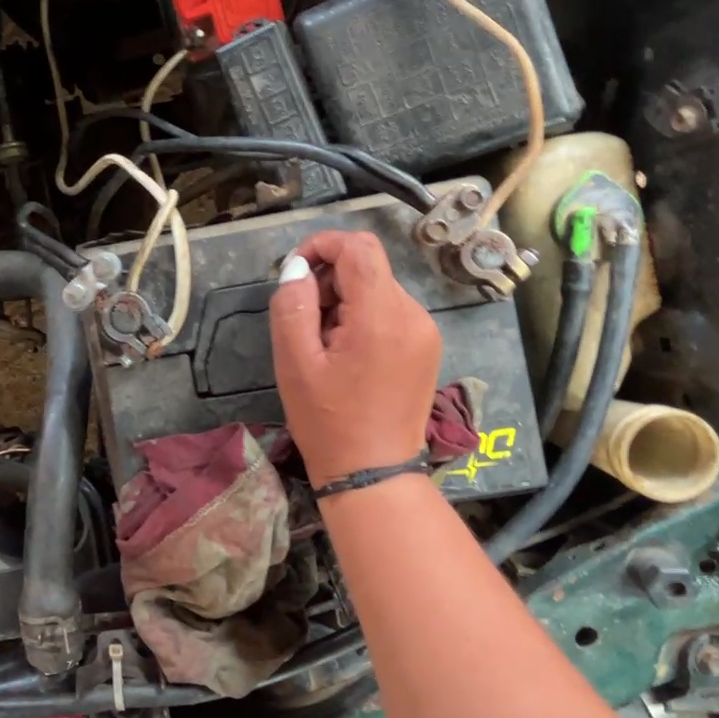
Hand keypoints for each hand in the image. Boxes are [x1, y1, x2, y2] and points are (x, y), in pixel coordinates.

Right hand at [270, 231, 442, 487]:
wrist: (373, 472)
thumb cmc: (327, 420)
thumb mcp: (294, 362)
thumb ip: (292, 306)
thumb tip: (297, 270)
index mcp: (380, 316)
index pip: (358, 248)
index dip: (322, 245)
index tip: (294, 272)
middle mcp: (412, 315)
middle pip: (367, 267)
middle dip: (328, 280)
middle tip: (303, 321)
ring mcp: (424, 331)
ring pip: (377, 289)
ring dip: (343, 301)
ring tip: (323, 344)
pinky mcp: (426, 347)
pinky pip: (389, 311)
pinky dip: (362, 317)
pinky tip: (346, 354)